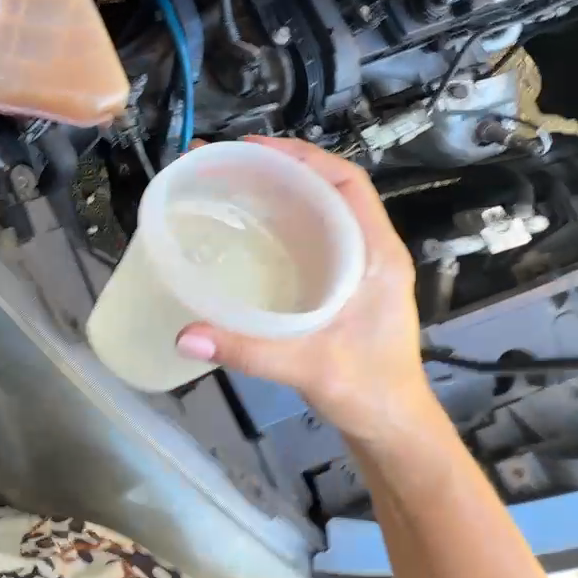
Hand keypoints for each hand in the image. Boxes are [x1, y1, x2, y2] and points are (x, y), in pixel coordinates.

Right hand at [174, 137, 433, 440]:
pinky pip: (308, 230)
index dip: (303, 157)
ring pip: (316, 206)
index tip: (252, 149)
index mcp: (375, 255)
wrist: (394, 428)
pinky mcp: (339, 279)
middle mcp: (368, 250)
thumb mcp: (308, 366)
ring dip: (274, 188)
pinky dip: (275, 215)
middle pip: (326, 186)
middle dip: (276, 166)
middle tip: (221, 162)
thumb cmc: (367, 390)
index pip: (347, 183)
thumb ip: (246, 349)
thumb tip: (183, 334)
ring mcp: (356, 263)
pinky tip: (240, 225)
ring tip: (223, 182)